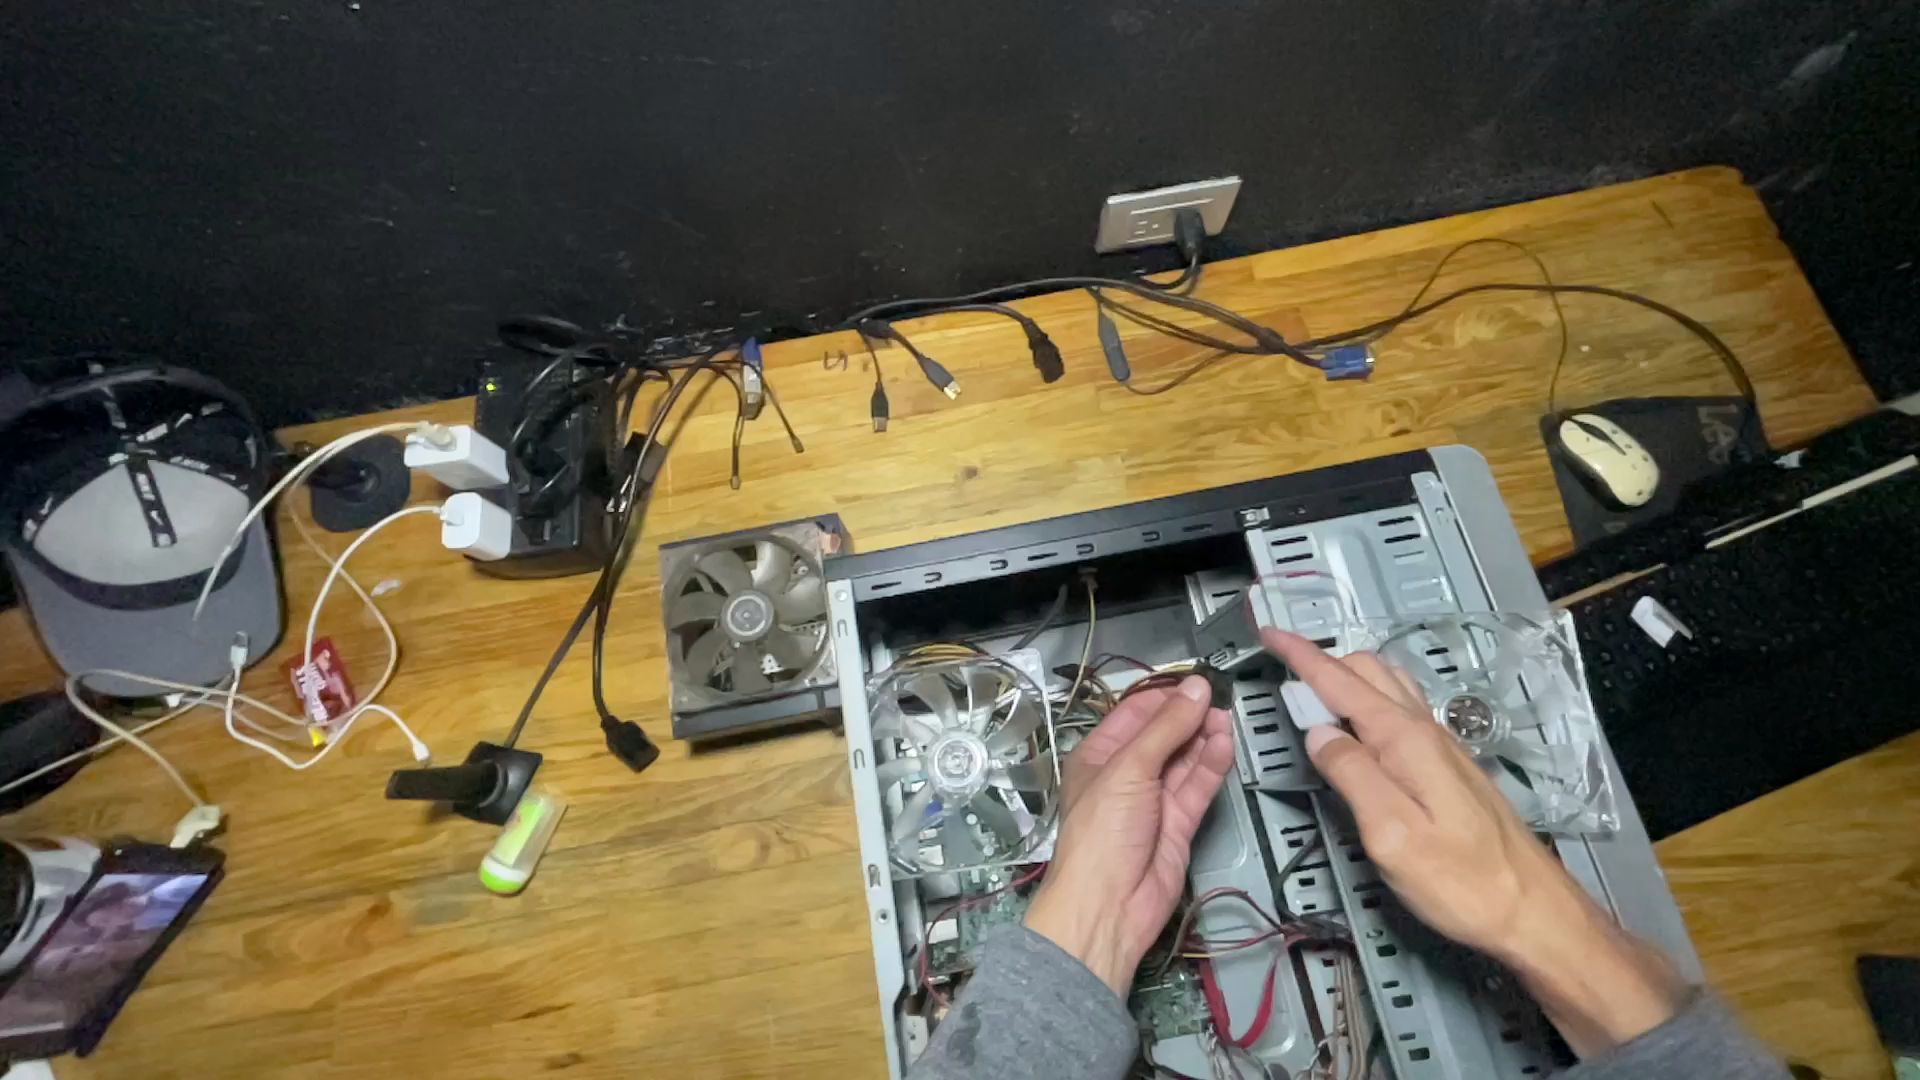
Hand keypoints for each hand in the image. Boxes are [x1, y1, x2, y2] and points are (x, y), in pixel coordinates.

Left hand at [1023, 676, 1234, 995]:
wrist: (1109, 906)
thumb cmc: (1103, 829)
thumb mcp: (1129, 768)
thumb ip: (1166, 728)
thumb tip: (1196, 689)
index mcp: (1099, 754)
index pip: (1134, 713)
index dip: (1164, 696)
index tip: (1196, 681)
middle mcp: (1126, 772)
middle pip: (1162, 735)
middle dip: (1189, 716)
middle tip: (1220, 699)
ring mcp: (1153, 798)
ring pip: (1183, 759)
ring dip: (1204, 738)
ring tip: (1227, 718)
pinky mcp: (1179, 823)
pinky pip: (1197, 786)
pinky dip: (1211, 765)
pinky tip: (1225, 744)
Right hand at [1263, 629, 1685, 1056]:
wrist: (1539, 918)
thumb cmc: (1463, 882)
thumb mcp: (1390, 833)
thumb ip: (1349, 773)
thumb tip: (1316, 733)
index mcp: (1403, 738)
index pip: (1339, 680)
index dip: (1300, 654)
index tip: (1268, 632)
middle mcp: (1423, 729)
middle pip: (1365, 670)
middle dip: (1319, 660)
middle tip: (1282, 674)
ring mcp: (1440, 745)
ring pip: (1386, 683)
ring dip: (1345, 674)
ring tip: (1311, 691)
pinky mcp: (1448, 764)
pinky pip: (1398, 706)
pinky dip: (1366, 697)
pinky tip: (1355, 722)